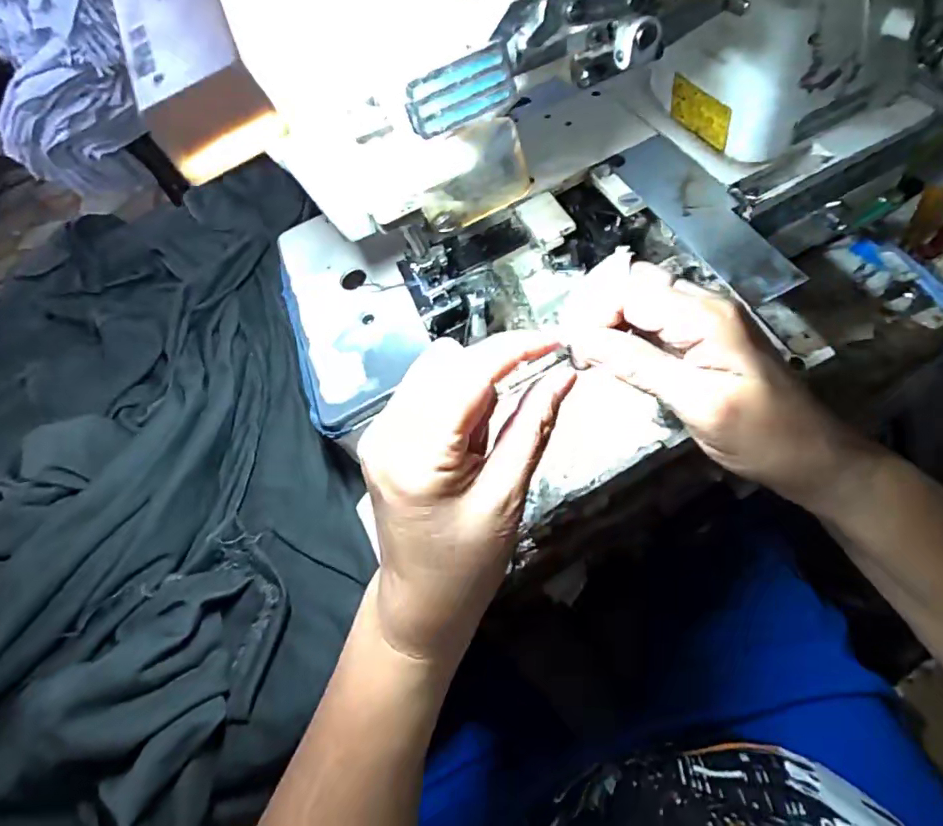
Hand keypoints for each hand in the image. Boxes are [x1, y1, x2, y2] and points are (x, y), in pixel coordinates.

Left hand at [358, 331, 575, 665]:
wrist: (419, 604)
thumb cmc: (467, 564)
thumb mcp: (508, 497)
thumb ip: (533, 427)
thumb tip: (564, 375)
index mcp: (418, 454)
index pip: (470, 375)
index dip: (517, 349)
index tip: (556, 339)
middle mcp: (388, 431)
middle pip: (452, 364)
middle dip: (500, 362)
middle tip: (541, 373)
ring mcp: (379, 430)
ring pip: (438, 369)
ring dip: (479, 376)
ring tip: (502, 418)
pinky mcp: (383, 433)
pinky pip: (427, 387)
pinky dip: (460, 391)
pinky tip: (476, 423)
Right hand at [561, 260, 877, 508]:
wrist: (815, 457)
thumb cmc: (762, 437)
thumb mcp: (698, 404)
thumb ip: (640, 366)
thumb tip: (582, 339)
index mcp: (705, 315)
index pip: (631, 291)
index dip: (594, 313)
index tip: (571, 348)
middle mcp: (705, 305)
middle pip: (636, 286)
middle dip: (598, 310)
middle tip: (574, 349)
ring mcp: (707, 320)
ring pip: (644, 301)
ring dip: (611, 321)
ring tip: (587, 354)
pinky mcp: (706, 339)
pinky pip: (658, 322)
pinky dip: (630, 333)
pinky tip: (615, 356)